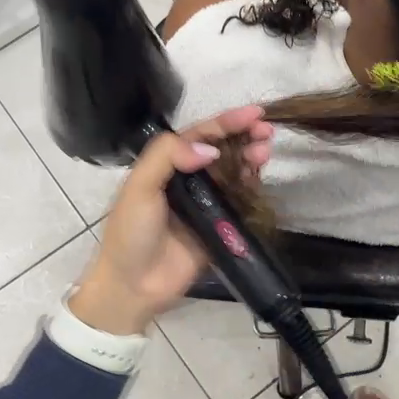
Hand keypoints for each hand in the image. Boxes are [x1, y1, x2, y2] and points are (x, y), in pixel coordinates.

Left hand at [70, 107, 274, 335]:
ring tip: (266, 152)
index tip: (255, 113)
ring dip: (251, 158)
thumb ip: (168, 156)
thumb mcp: (140, 186)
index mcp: (165, 165)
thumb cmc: (130, 232)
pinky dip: (251, 186)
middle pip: (221, 150)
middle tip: (267, 132)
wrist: (133, 285)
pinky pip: (239, 201)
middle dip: (245, 137)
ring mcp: (205, 203)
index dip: (226, 121)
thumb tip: (210, 148)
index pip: (199, 135)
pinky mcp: (219, 227)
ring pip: (234, 172)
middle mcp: (187, 179)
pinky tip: (259, 177)